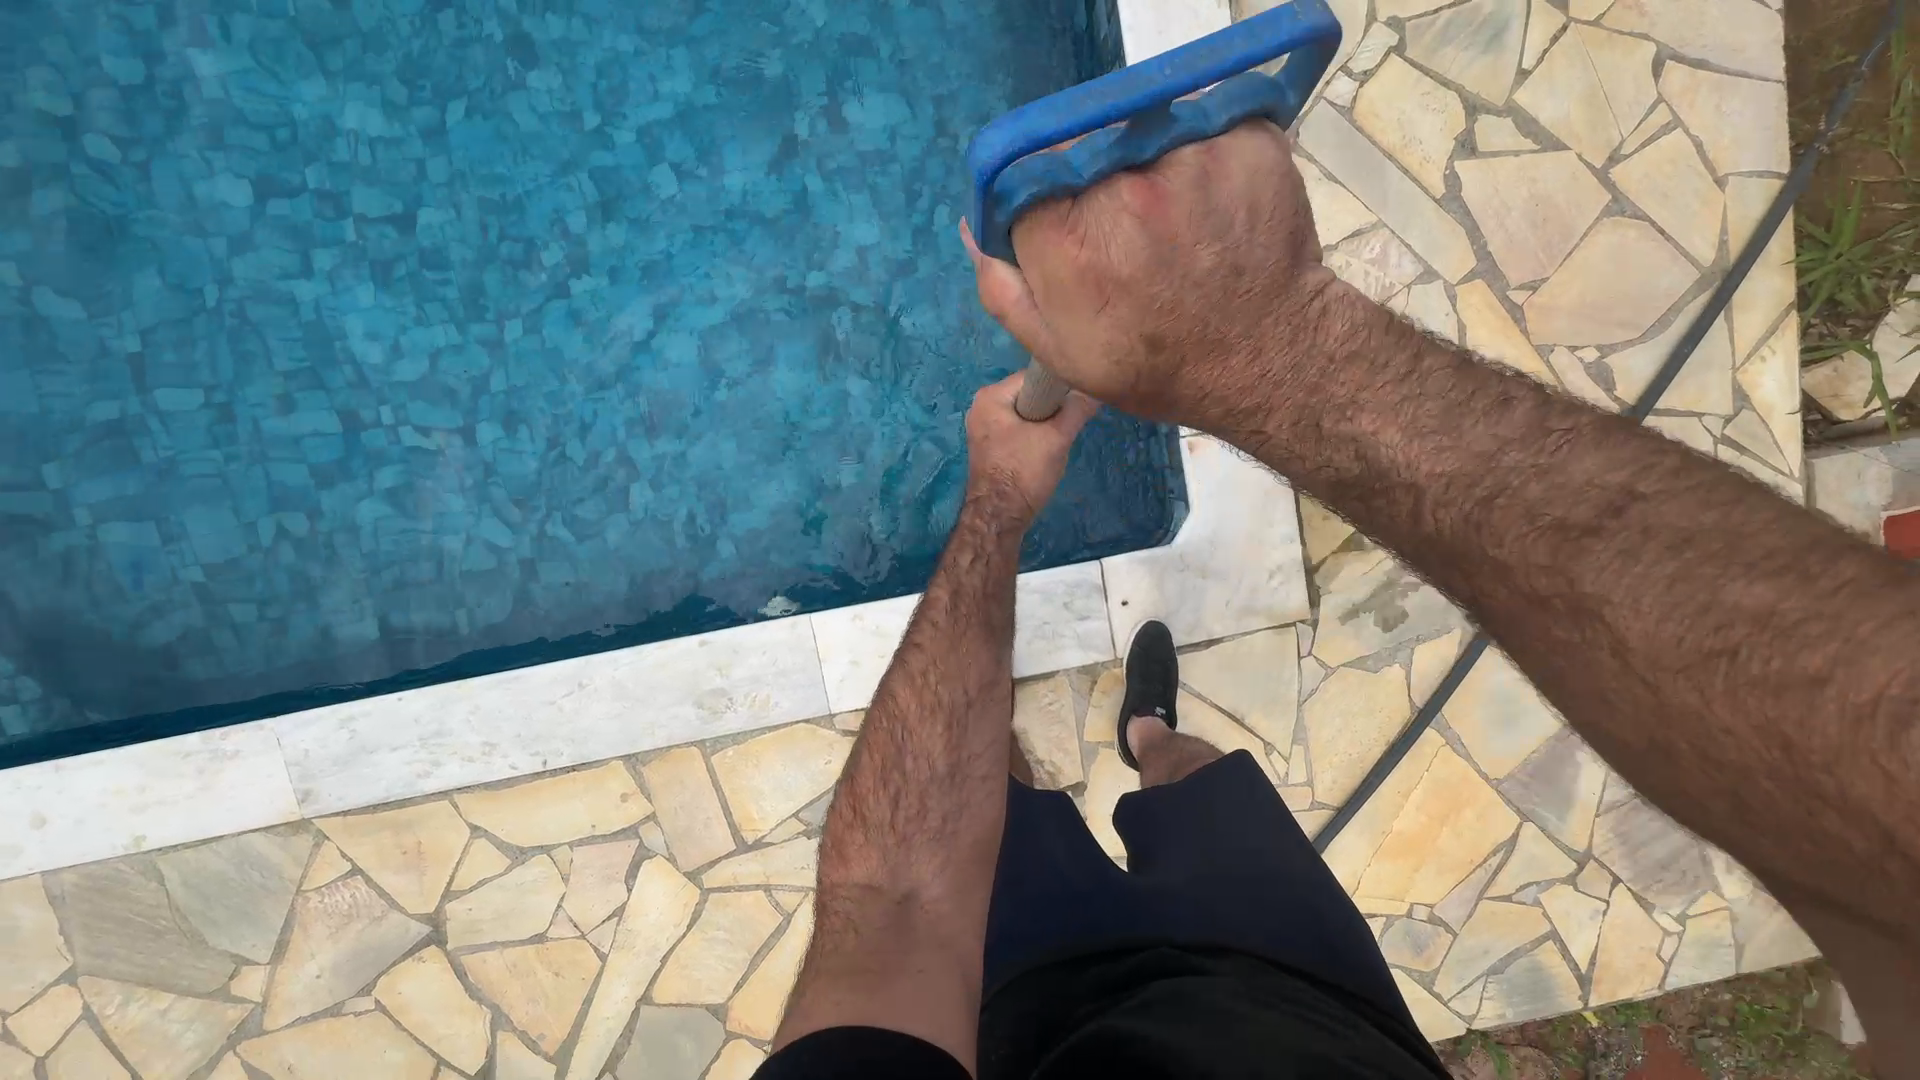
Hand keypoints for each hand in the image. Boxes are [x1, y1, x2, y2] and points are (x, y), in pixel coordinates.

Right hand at [961, 120, 1340, 436]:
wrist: (1261, 360)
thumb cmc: (1151, 366)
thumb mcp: (1059, 351)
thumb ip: (1005, 288)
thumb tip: (976, 225)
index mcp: (1066, 238)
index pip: (1026, 172)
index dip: (1044, 196)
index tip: (1068, 225)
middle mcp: (1121, 184)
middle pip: (1084, 148)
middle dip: (1095, 183)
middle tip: (1130, 233)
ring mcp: (1189, 156)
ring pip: (1143, 133)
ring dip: (1149, 168)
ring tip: (1175, 223)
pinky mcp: (1242, 139)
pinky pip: (1202, 124)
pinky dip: (1200, 156)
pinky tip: (1212, 205)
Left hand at [963, 372, 1099, 525]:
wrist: (1000, 517)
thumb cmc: (1024, 472)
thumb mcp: (1057, 438)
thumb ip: (1078, 410)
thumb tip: (1096, 391)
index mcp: (990, 396)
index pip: (1034, 377)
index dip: (1060, 387)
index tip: (1078, 402)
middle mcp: (981, 407)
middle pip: (1030, 395)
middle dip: (1052, 409)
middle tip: (1070, 424)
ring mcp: (983, 429)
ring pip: (1026, 415)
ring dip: (1045, 425)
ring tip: (1059, 440)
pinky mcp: (989, 448)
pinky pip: (1017, 431)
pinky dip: (1033, 437)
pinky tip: (1045, 452)